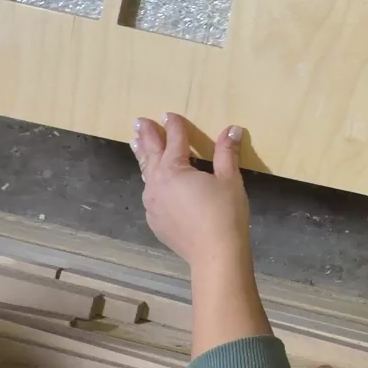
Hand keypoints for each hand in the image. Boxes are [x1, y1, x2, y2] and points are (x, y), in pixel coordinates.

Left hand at [132, 113, 269, 352]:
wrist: (214, 253)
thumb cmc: (225, 213)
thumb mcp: (230, 179)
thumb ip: (227, 153)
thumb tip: (232, 129)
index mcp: (174, 170)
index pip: (175, 141)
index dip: (175, 126)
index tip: (170, 113)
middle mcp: (157, 184)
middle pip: (151, 154)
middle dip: (147, 136)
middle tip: (138, 121)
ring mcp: (153, 203)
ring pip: (146, 173)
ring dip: (143, 156)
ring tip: (135, 143)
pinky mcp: (155, 219)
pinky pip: (150, 192)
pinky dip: (150, 178)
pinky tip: (152, 180)